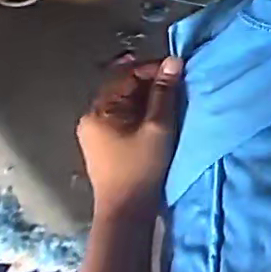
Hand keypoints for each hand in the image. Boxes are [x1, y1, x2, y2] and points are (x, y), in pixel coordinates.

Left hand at [76, 55, 184, 218]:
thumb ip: (165, 92)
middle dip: (151, 81)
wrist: (126, 211)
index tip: (178, 70)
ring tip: (173, 98)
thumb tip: (174, 60)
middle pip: (123, 86)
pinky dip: (142, 110)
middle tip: (178, 83)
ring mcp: (96, 131)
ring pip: (125, 101)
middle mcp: (92, 117)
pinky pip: (124, 115)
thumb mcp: (158, 126)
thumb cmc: (142, 167)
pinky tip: (160, 114)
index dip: (152, 68)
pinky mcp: (105, 143)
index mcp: (99, 111)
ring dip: (148, 96)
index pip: (125, 75)